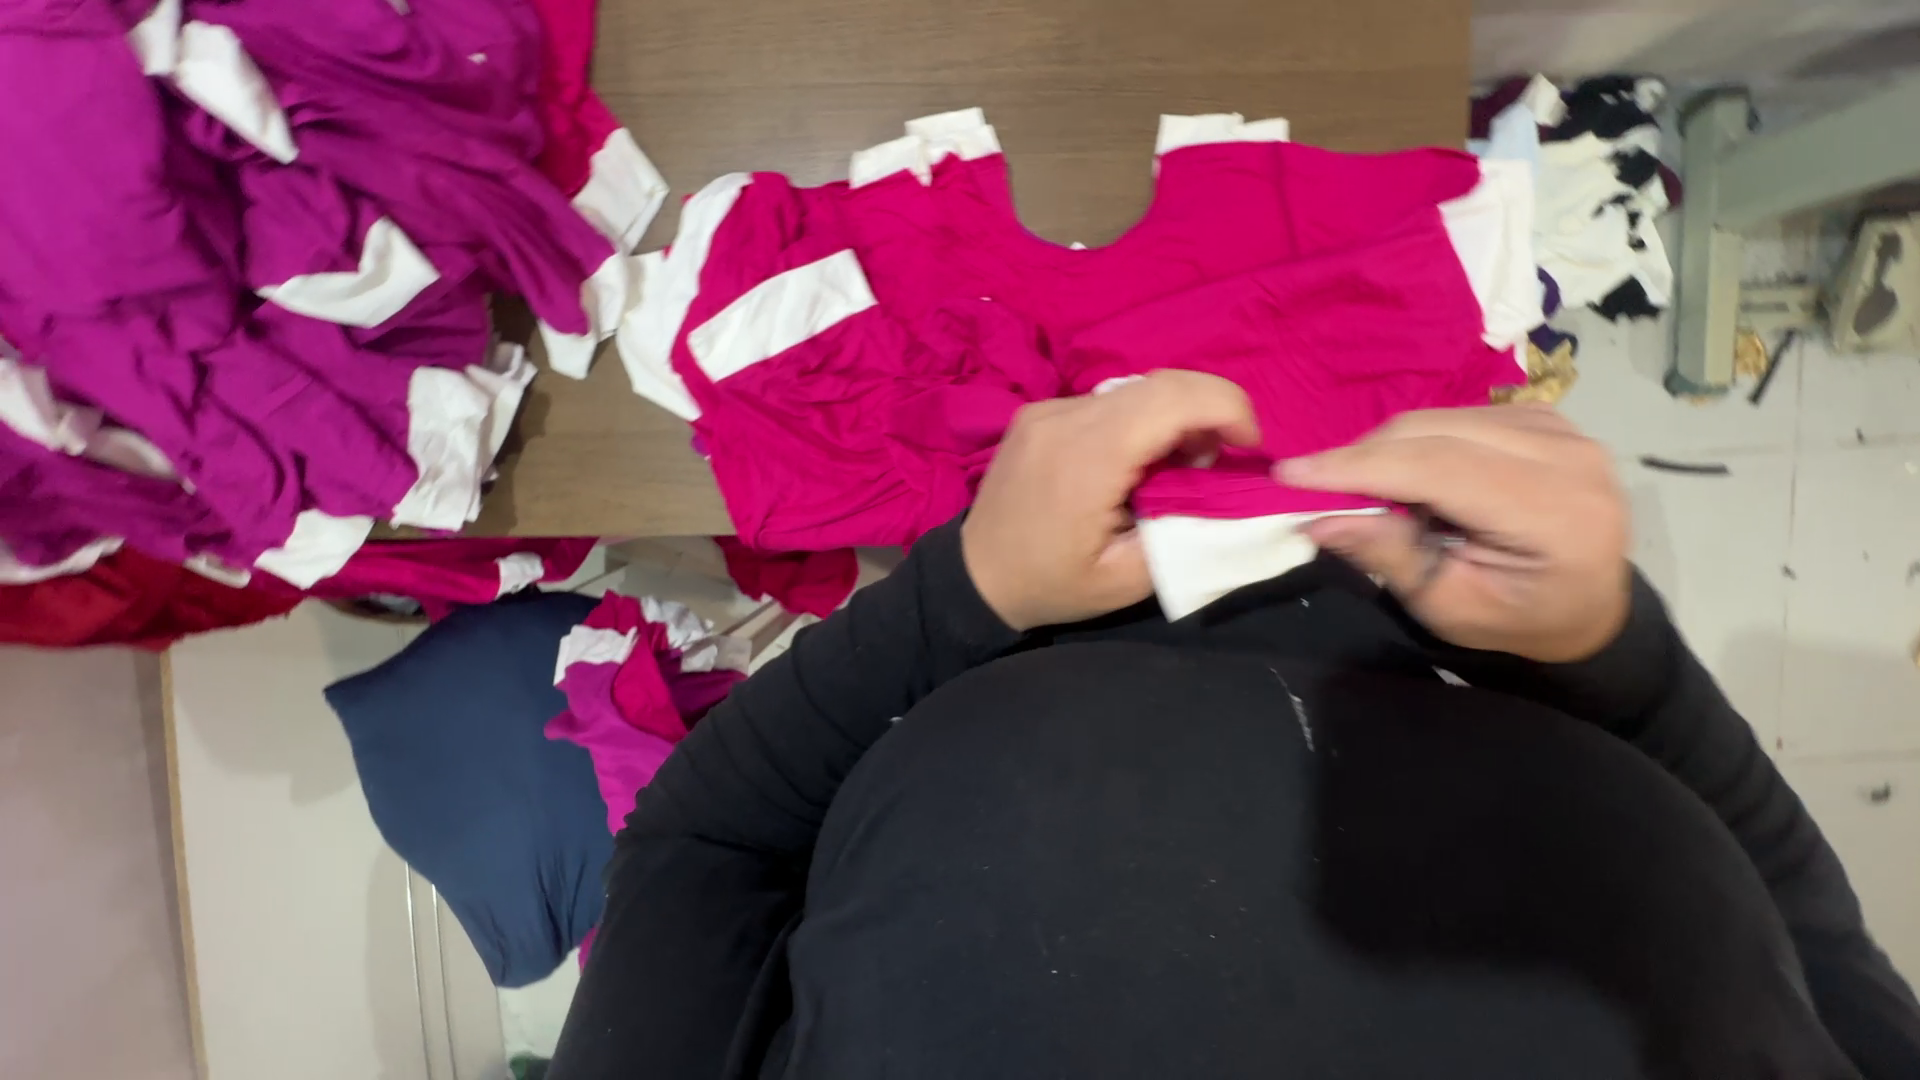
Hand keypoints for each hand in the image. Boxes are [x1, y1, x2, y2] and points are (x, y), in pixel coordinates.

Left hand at [962, 371, 1260, 630]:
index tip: (1248, 446)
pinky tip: (1130, 461)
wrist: (972, 577)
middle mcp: (1062, 418)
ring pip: (1133, 390)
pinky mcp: (1036, 413)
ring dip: (1170, 416)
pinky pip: (1103, 402)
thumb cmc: (1050, 585)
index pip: (1173, 398)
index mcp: (1086, 458)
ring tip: (1172, 468)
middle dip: (1207, 411)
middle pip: (1159, 383)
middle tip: (1214, 461)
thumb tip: (1223, 488)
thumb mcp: (1127, 579)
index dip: (1227, 407)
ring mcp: (1044, 410)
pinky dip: (1135, 421)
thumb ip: (1185, 531)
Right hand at [1277, 404, 1630, 662]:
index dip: (1358, 467)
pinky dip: (1412, 441)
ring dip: (1383, 449)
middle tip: (1312, 486)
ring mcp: (1561, 429)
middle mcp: (1567, 457)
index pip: (1438, 468)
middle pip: (1434, 434)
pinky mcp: (1544, 418)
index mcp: (1555, 513)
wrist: (1586, 608)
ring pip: (1438, 418)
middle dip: (1360, 457)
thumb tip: (1319, 521)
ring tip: (1362, 488)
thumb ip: (1389, 557)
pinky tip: (1404, 473)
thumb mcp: (1446, 605)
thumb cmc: (1514, 618)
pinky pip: (1454, 415)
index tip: (1290, 474)